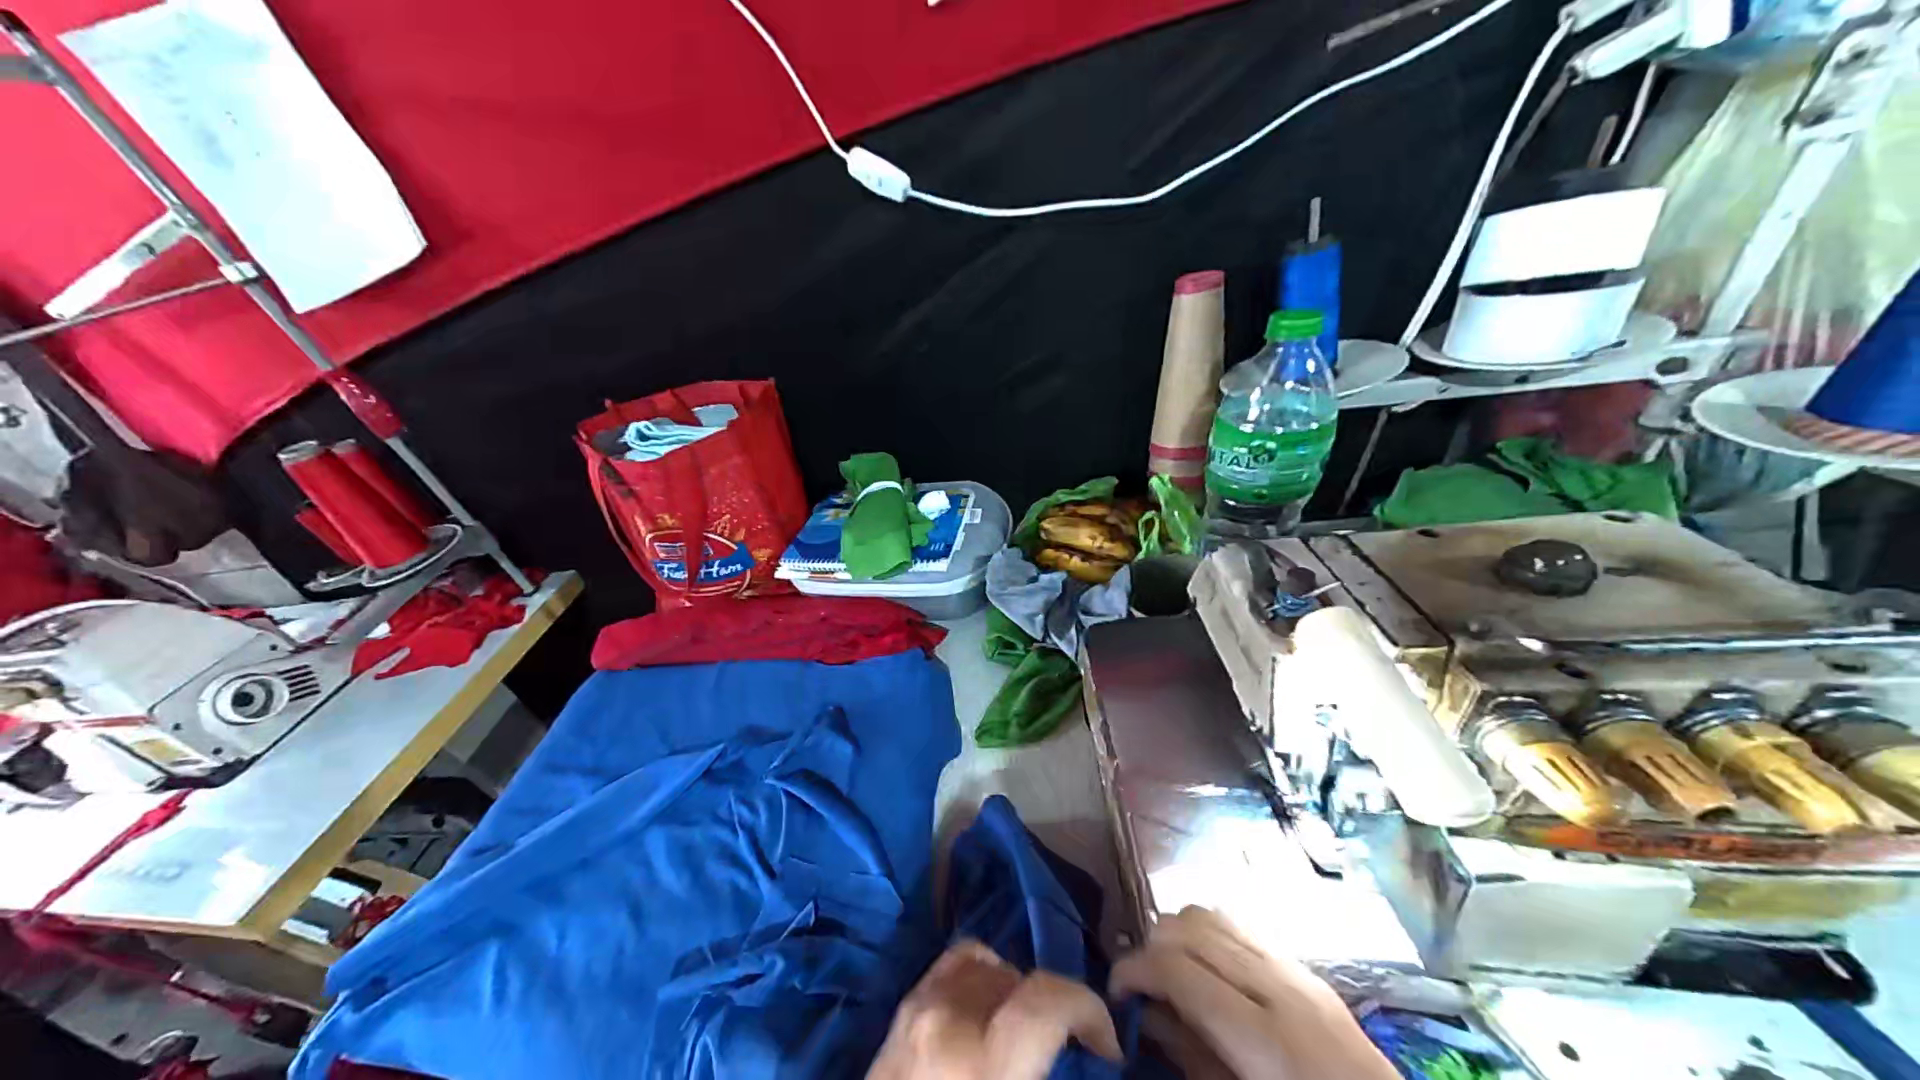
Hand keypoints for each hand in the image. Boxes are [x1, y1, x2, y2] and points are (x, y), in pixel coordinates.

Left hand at [867, 940, 1120, 1079]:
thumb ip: (1041, 1071)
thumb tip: (1088, 1064)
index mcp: (981, 1061)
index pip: (1048, 997)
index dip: (1089, 1010)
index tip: (1108, 1048)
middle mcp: (946, 1018)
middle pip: (1017, 976)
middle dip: (1053, 1005)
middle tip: (1069, 1048)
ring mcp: (916, 1008)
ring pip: (983, 962)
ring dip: (1015, 990)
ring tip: (1027, 1033)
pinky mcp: (898, 1012)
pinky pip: (950, 968)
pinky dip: (978, 978)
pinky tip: (986, 1015)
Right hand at [1109, 908, 1398, 1079]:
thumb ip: (1188, 1054)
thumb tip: (1143, 1012)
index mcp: (1263, 1038)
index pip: (1175, 967)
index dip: (1133, 970)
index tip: (1116, 992)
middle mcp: (1278, 987)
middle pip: (1189, 927)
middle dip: (1151, 948)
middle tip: (1143, 987)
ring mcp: (1296, 970)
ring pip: (1211, 913)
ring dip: (1179, 935)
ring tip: (1172, 973)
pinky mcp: (1305, 967)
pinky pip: (1240, 926)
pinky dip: (1209, 935)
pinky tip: (1208, 970)